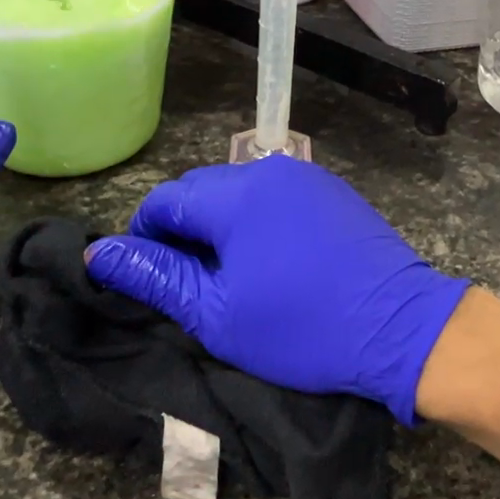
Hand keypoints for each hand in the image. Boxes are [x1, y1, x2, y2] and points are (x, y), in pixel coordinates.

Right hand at [85, 155, 468, 424]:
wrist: (400, 325)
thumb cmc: (301, 327)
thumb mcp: (217, 313)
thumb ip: (156, 277)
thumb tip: (99, 254)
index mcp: (236, 195)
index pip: (164, 201)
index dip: (145, 241)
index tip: (155, 283)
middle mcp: (270, 171)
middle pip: (200, 191)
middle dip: (184, 233)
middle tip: (192, 287)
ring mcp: (306, 178)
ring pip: (238, 192)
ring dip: (221, 228)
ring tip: (231, 279)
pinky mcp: (332, 193)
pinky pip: (275, 197)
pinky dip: (258, 222)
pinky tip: (272, 263)